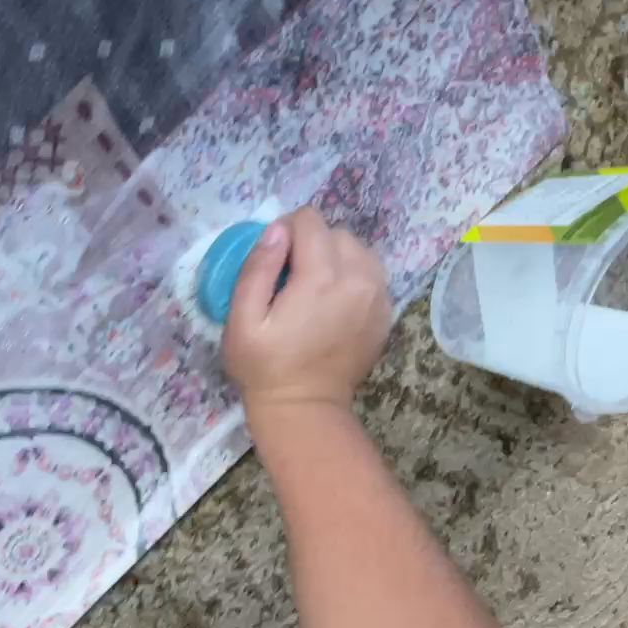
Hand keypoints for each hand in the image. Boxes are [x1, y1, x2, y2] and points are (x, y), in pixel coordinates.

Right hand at [221, 207, 392, 418]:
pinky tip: (331, 305)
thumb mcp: (242, 321)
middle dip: (310, 246)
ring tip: (312, 290)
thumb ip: (256, 270)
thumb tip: (275, 230)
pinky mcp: (385, 311)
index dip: (283, 233)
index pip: (309, 220)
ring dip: (333, 259)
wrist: (304, 407)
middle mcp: (358, 277)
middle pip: (336, 232)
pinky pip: (370, 274)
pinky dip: (350, 278)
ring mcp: (378, 295)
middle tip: (288, 280)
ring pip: (357, 250)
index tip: (271, 262)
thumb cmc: (263, 367)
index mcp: (320, 277)